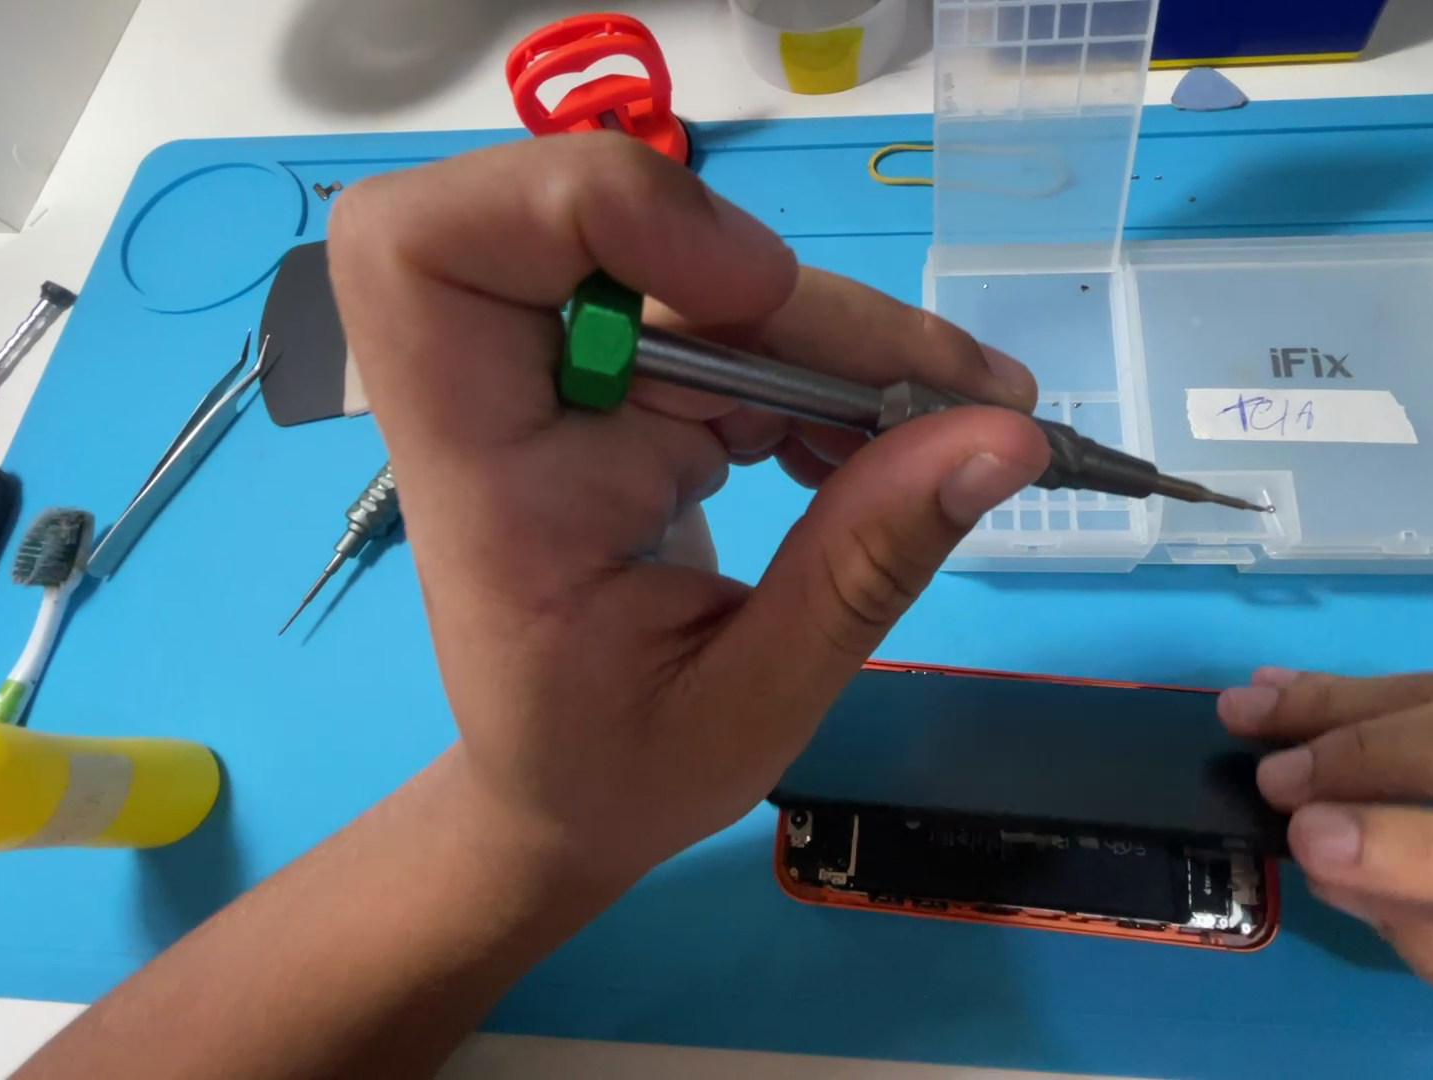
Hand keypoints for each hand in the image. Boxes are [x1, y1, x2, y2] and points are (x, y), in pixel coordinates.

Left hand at [327, 134, 1048, 886]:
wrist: (570, 792)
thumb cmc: (623, 772)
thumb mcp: (755, 702)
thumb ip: (866, 569)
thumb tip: (1002, 441)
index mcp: (491, 486)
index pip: (430, 251)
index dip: (588, 212)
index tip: (750, 292)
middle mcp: (518, 407)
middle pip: (651, 260)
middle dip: (817, 318)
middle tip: (966, 396)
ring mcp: (584, 393)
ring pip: (720, 293)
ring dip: (850, 348)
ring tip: (959, 423)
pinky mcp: (640, 400)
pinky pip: (747, 341)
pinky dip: (835, 378)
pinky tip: (892, 445)